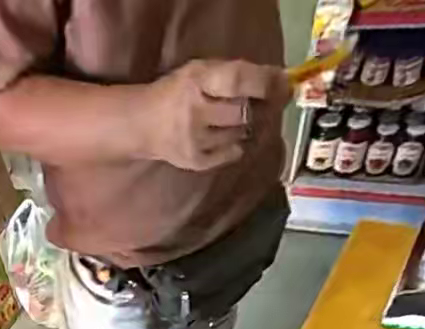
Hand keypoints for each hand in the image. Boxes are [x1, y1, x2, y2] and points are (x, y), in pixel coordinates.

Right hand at [140, 59, 289, 170]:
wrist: (143, 125)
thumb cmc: (178, 92)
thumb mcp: (201, 71)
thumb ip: (234, 75)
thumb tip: (279, 83)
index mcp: (198, 82)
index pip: (238, 82)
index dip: (265, 83)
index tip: (282, 84)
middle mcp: (195, 113)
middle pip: (243, 113)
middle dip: (261, 108)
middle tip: (267, 104)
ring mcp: (194, 141)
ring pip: (240, 134)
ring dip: (247, 126)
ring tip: (239, 120)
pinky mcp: (194, 162)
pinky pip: (230, 154)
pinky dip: (236, 145)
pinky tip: (229, 138)